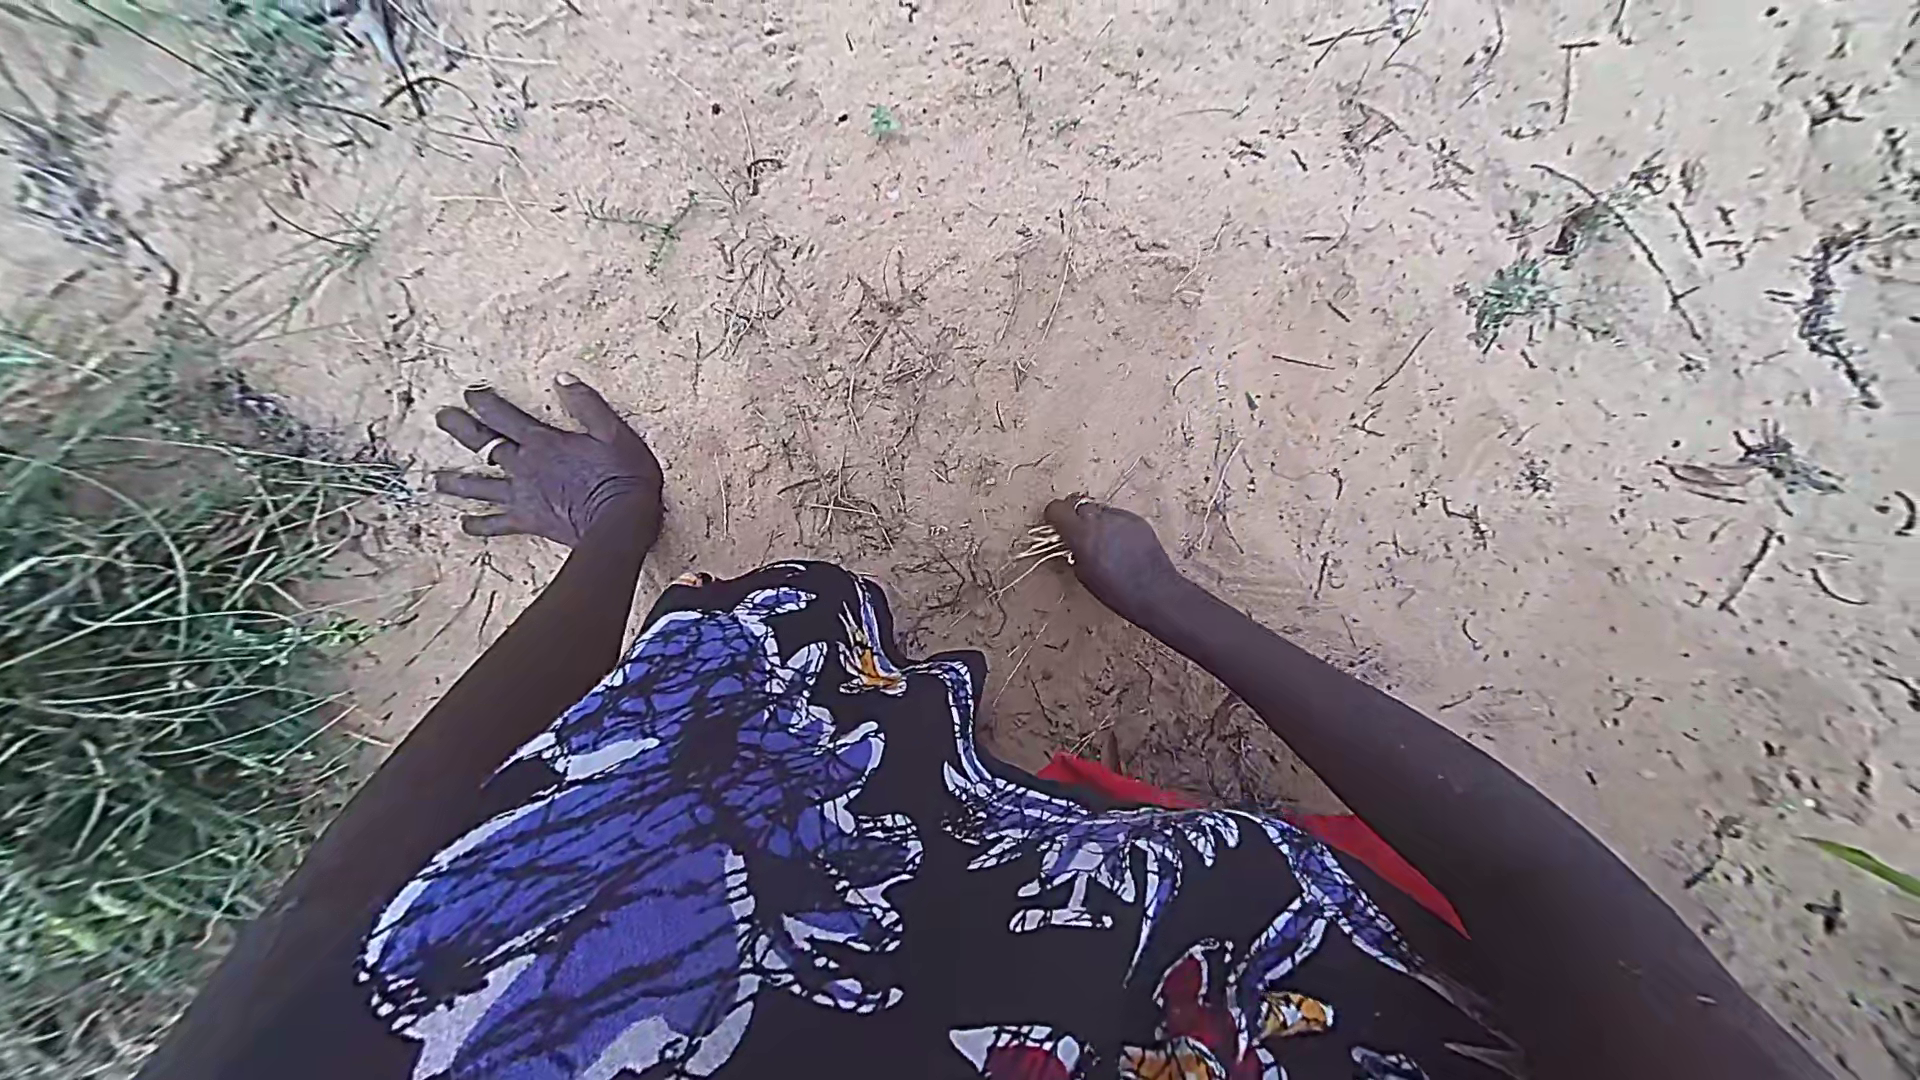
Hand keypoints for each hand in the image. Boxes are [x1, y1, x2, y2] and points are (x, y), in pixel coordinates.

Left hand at [434, 375, 663, 547]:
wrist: (621, 519)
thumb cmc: (624, 475)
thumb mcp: (615, 433)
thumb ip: (588, 405)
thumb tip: (563, 378)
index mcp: (543, 442)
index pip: (504, 416)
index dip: (485, 403)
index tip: (472, 394)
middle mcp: (524, 466)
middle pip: (483, 444)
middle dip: (460, 428)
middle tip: (443, 418)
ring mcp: (523, 495)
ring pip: (480, 486)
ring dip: (457, 482)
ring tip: (439, 480)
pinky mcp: (529, 520)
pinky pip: (496, 524)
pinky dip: (480, 525)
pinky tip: (466, 525)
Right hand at [1042, 497, 1183, 620]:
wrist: (1154, 592)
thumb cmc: (1116, 591)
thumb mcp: (1083, 574)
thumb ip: (1073, 550)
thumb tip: (1071, 542)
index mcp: (1081, 534)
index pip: (1057, 508)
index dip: (1053, 516)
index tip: (1054, 524)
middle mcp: (1099, 520)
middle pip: (1078, 504)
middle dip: (1074, 516)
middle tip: (1077, 532)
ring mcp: (1120, 517)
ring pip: (1098, 510)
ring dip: (1094, 521)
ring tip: (1101, 542)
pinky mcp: (1137, 520)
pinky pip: (1117, 516)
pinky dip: (1113, 525)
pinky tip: (1120, 545)